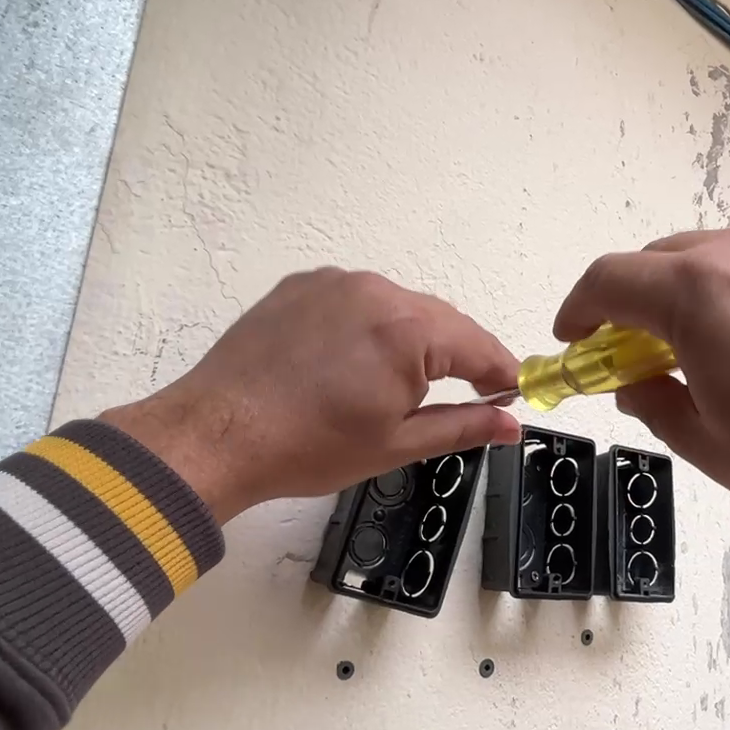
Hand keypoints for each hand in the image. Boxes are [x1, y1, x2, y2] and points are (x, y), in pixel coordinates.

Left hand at [101, 269, 521, 521]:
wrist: (216, 434)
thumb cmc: (311, 447)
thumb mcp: (399, 444)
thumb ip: (464, 426)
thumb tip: (513, 425)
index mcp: (409, 330)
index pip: (478, 345)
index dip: (501, 371)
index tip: (513, 393)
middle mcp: (378, 291)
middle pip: (442, 321)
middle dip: (460, 356)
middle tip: (468, 394)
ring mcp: (337, 282)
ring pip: (401, 307)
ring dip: (415, 339)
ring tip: (402, 382)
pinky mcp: (303, 284)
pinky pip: (359, 299)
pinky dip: (373, 325)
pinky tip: (357, 360)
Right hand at [554, 223, 729, 614]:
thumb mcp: (715, 449)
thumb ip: (656, 406)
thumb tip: (636, 384)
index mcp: (697, 295)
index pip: (608, 281)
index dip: (579, 311)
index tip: (573, 341)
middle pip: (657, 261)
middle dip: (629, 305)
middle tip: (632, 358)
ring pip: (712, 258)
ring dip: (683, 297)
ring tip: (698, 355)